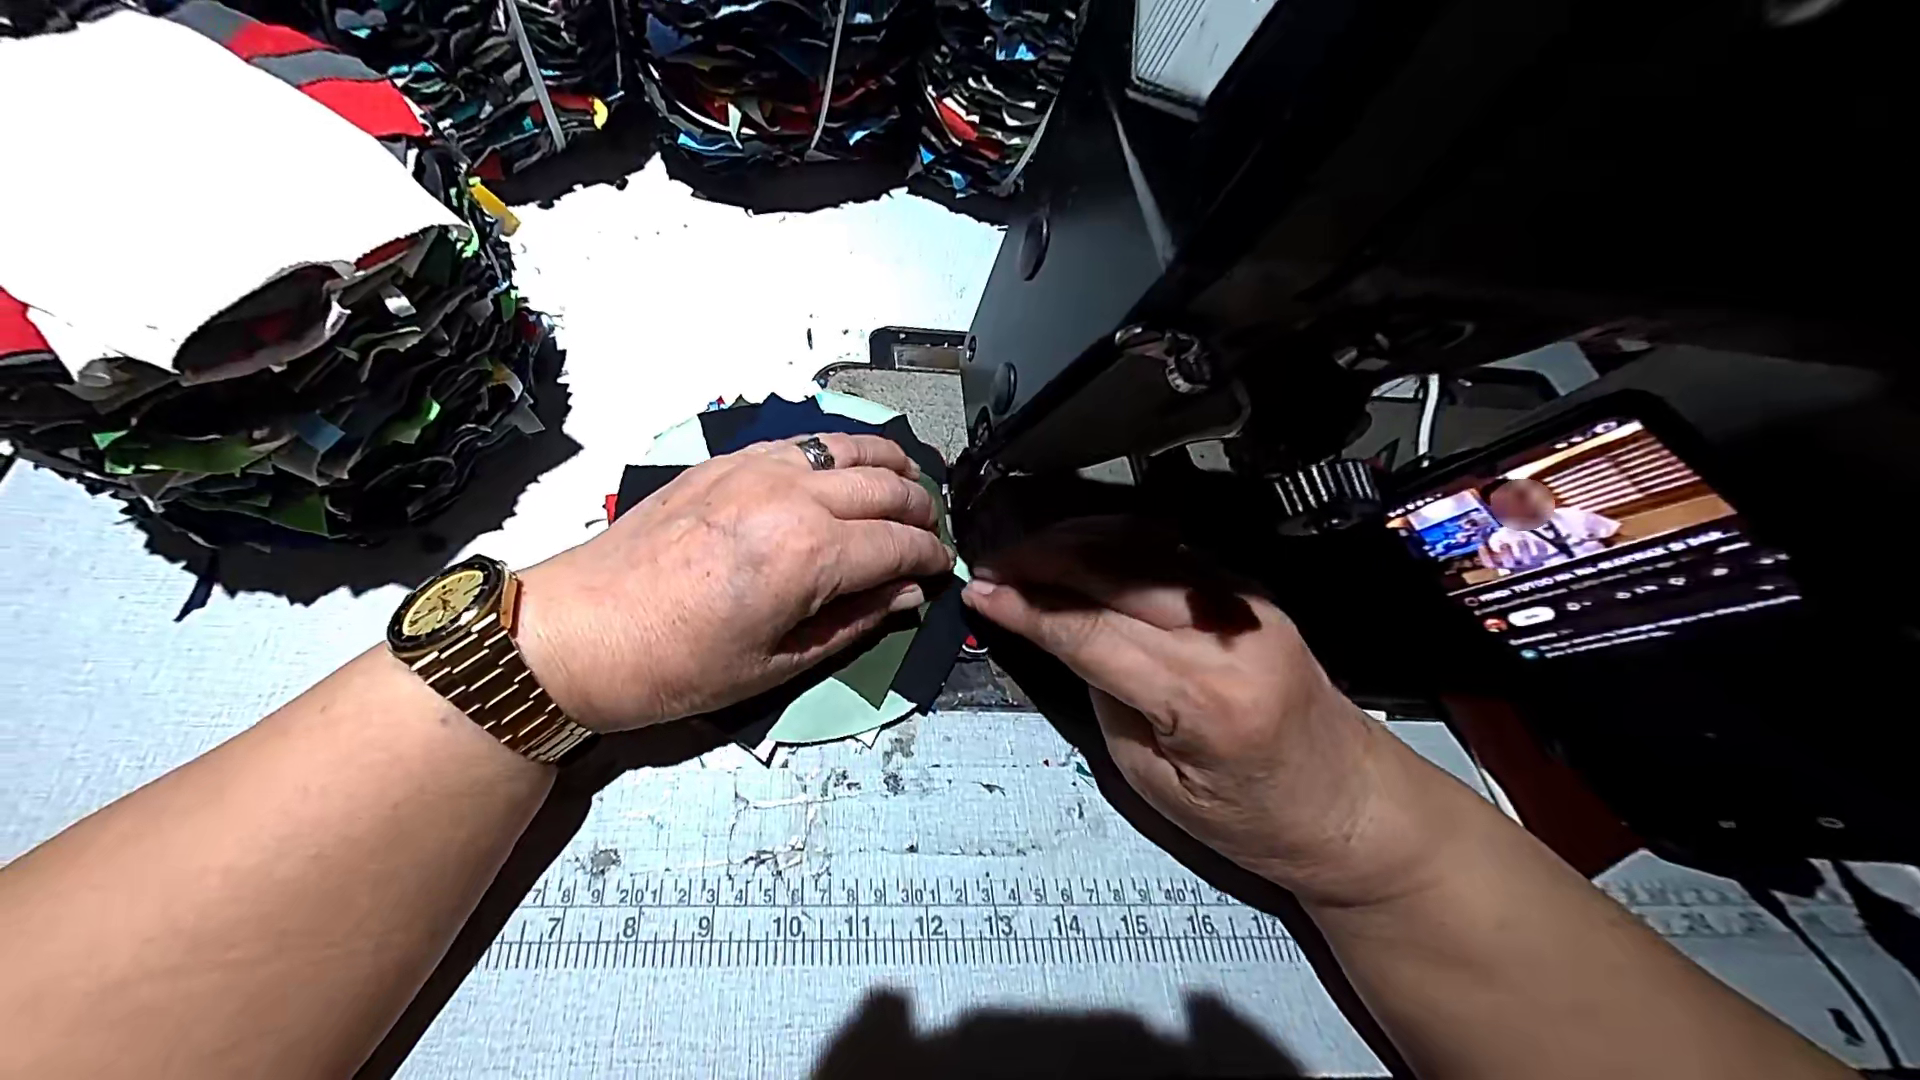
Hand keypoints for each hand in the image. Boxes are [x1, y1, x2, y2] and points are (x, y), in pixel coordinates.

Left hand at [514, 434, 952, 732]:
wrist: (578, 630)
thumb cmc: (679, 666)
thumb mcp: (779, 665)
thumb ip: (855, 621)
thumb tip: (907, 594)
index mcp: (812, 555)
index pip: (899, 544)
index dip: (931, 556)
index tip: (942, 568)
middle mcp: (795, 497)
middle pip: (887, 488)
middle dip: (921, 510)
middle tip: (930, 531)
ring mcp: (759, 469)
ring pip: (851, 449)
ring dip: (891, 466)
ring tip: (908, 484)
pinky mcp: (729, 460)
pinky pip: (805, 441)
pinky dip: (842, 451)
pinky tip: (847, 467)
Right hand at [961, 519, 1441, 907]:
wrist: (1352, 805)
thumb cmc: (1252, 818)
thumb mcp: (1154, 779)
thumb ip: (1106, 694)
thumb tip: (1063, 633)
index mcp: (1202, 696)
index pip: (1090, 630)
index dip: (1026, 606)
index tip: (980, 590)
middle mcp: (1226, 633)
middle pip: (1113, 571)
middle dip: (1041, 558)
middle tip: (992, 564)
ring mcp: (1244, 603)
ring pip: (1139, 546)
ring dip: (1072, 540)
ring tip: (1023, 553)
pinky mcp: (1248, 592)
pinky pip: (1166, 552)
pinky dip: (1111, 543)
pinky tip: (1078, 549)